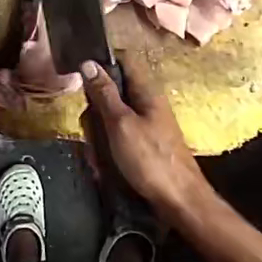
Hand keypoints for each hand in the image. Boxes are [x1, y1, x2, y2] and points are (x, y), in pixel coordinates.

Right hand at [80, 59, 209, 218]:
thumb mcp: (120, 124)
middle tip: (89, 124)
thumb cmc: (150, 159)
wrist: (180, 202)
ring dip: (99, 130)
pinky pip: (118, 134)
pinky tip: (104, 162)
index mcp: (147, 91)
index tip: (82, 74)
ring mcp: (147, 124)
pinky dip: (107, 145)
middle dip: (95, 106)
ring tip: (97, 151)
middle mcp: (148, 103)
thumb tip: (88, 63)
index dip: (103, 61)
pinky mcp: (145, 143)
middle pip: (113, 89)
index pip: (124, 59)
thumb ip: (104, 93)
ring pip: (112, 114)